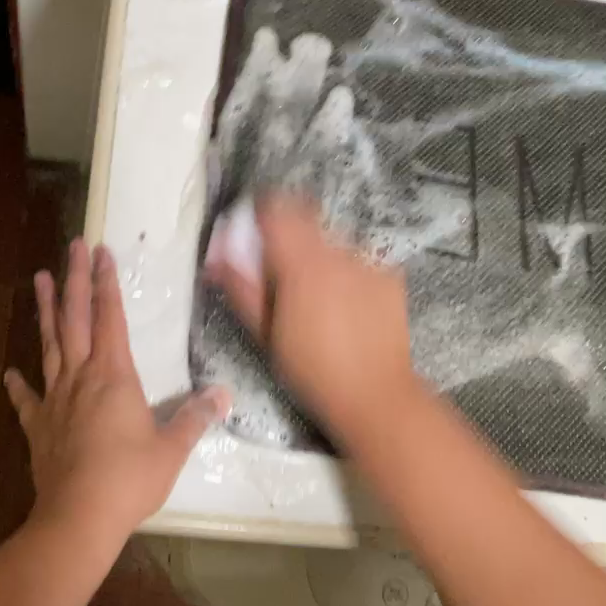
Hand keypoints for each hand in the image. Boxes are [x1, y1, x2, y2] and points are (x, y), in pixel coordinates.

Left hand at [5, 239, 230, 546]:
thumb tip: (223, 394)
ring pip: (49, 345)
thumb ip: (195, 418)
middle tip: (72, 246)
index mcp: (115, 375)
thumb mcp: (172, 449)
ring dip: (46, 311)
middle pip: (76, 318)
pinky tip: (9, 373)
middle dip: (76, 279)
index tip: (103, 252)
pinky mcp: (38, 425)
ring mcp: (55, 399)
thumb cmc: (129, 479)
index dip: (108, 283)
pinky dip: (18, 385)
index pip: (111, 317)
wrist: (78, 516)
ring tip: (40, 279)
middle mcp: (81, 377)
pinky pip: (27, 400)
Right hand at [204, 196, 420, 439]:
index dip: (259, 212)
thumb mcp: (266, 333)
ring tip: (317, 294)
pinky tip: (347, 303)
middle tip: (281, 269)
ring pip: (332, 240)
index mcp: (300, 263)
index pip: (275, 209)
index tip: (252, 230)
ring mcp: (368, 261)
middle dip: (289, 235)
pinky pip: (359, 259)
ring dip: (319, 254)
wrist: (375, 396)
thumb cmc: (311, 369)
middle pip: (305, 219)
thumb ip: (241, 287)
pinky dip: (347, 270)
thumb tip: (216, 257)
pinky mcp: (389, 274)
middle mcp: (336, 251)